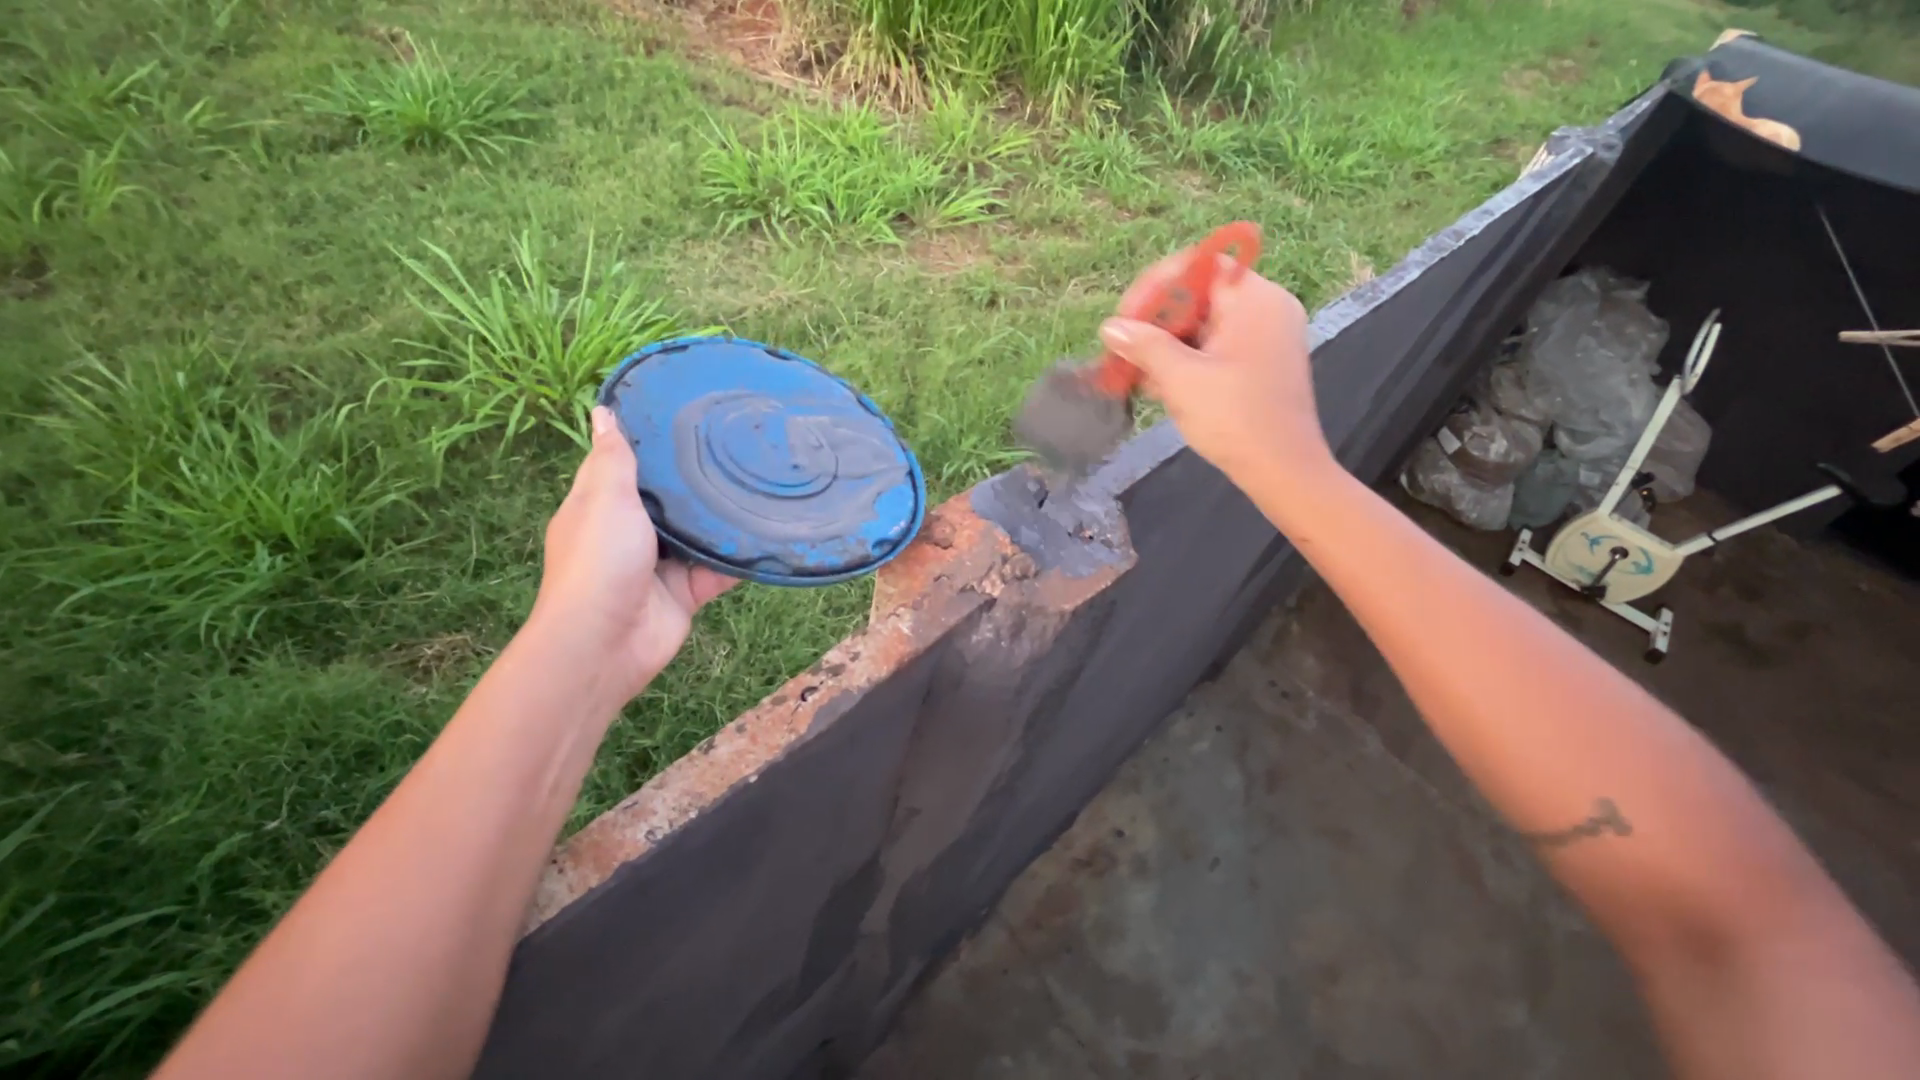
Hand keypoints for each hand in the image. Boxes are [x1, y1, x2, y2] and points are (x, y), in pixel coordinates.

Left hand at [527, 406, 737, 702]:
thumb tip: (602, 410)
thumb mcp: (604, 497)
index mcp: (601, 506)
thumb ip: (613, 458)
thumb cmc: (599, 560)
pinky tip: (769, 532)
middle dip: (695, 479)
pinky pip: (720, 568)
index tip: (685, 412)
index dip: (648, 441)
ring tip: (760, 481)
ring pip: (697, 533)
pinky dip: (740, 557)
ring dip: (721, 517)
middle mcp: (630, 533)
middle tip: (737, 443)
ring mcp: (660, 565)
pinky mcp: (688, 592)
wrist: (607, 641)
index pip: (624, 465)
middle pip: (666, 498)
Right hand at [1098, 253, 1331, 486]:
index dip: (1156, 286)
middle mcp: (1265, 309)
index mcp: (1255, 299)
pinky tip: (1156, 386)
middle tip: (1123, 349)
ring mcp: (1264, 338)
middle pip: (1199, 295)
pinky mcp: (1258, 365)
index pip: (1199, 266)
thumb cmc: (1235, 420)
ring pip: (1203, 325)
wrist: (1283, 472)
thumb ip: (1144, 346)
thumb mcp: (1181, 379)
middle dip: (1156, 321)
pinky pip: (1215, 348)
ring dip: (1164, 346)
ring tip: (1133, 374)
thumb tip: (1110, 327)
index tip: (1126, 318)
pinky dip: (1185, 362)